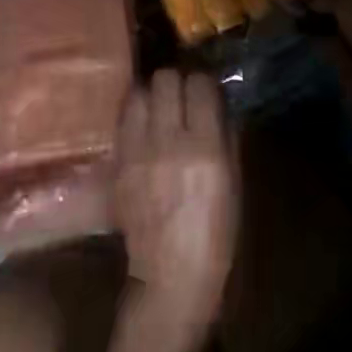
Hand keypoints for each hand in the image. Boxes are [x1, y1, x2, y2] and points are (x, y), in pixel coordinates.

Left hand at [104, 70, 238, 351]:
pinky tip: (144, 126)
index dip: (203, 82)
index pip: (199, 85)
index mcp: (204, 148)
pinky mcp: (118, 160)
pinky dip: (135, 114)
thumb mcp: (233, 183)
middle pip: (164, 79)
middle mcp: (168, 141)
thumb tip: (218, 102)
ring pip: (139, 92)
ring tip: (159, 107)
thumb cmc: (215, 233)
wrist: (170, 273)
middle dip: (176, 81)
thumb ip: (226, 137)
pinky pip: (124, 118)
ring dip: (152, 94)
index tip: (205, 89)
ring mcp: (137, 149)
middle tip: (181, 95)